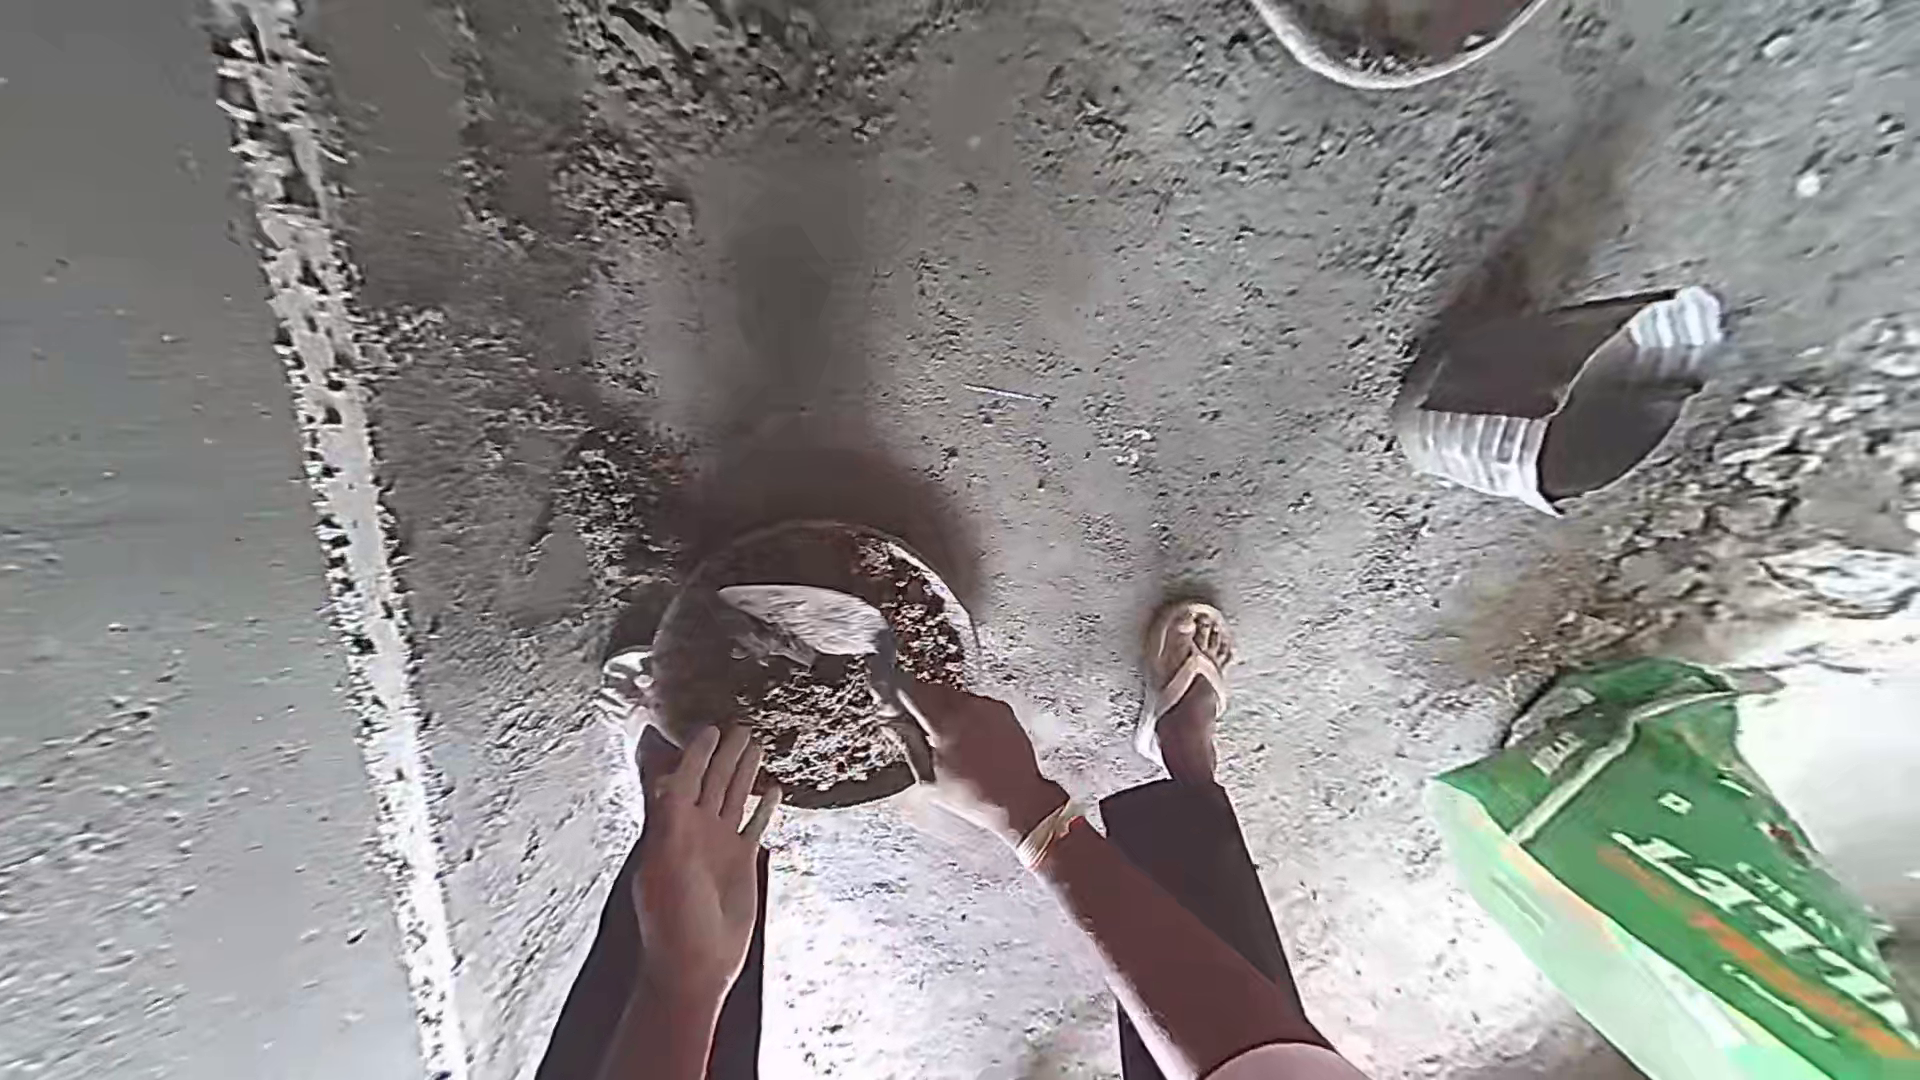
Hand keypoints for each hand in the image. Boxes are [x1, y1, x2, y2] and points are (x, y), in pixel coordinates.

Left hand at [632, 724, 781, 1010]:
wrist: (696, 963)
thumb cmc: (673, 917)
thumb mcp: (665, 863)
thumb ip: (669, 818)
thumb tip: (671, 776)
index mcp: (673, 828)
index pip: (686, 779)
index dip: (697, 754)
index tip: (711, 730)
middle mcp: (697, 830)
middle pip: (713, 781)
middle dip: (725, 755)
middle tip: (741, 728)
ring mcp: (720, 843)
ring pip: (735, 796)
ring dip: (744, 771)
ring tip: (757, 746)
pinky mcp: (741, 859)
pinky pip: (756, 823)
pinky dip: (764, 805)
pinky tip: (775, 789)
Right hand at [902, 680, 1066, 845]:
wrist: (1019, 800)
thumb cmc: (973, 795)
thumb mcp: (927, 776)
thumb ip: (908, 742)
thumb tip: (892, 723)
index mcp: (945, 721)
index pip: (910, 690)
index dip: (893, 691)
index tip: (885, 694)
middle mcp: (967, 706)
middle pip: (932, 689)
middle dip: (918, 699)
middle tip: (909, 718)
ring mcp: (987, 706)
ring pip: (953, 695)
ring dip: (941, 706)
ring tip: (940, 734)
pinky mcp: (1002, 710)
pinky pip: (974, 703)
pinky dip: (964, 712)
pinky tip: (964, 735)